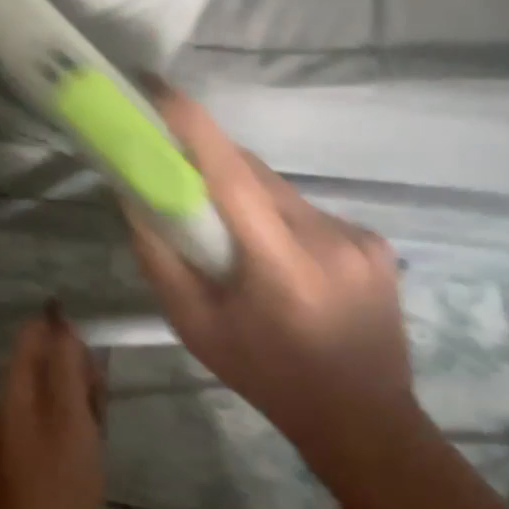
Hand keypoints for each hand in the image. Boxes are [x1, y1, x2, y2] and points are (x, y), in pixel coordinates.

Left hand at [0, 305, 106, 508]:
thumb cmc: (61, 471)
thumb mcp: (69, 412)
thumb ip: (65, 364)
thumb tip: (62, 320)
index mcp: (17, 383)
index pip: (33, 333)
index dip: (63, 333)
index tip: (89, 354)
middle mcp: (17, 394)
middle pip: (47, 358)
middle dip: (78, 367)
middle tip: (97, 393)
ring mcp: (28, 418)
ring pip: (58, 384)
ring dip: (82, 392)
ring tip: (97, 418)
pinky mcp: (41, 440)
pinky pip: (61, 409)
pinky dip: (80, 414)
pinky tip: (94, 432)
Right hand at [127, 87, 415, 452]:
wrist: (365, 421)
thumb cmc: (267, 376)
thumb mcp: (195, 326)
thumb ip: (159, 257)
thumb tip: (133, 195)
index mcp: (282, 265)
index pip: (231, 174)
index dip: (192, 125)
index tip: (157, 88)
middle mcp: (326, 238)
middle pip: (252, 173)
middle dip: (210, 162)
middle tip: (175, 168)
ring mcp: (359, 237)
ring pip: (280, 190)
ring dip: (246, 194)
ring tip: (230, 232)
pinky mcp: (376, 242)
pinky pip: (307, 209)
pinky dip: (279, 216)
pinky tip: (278, 255)